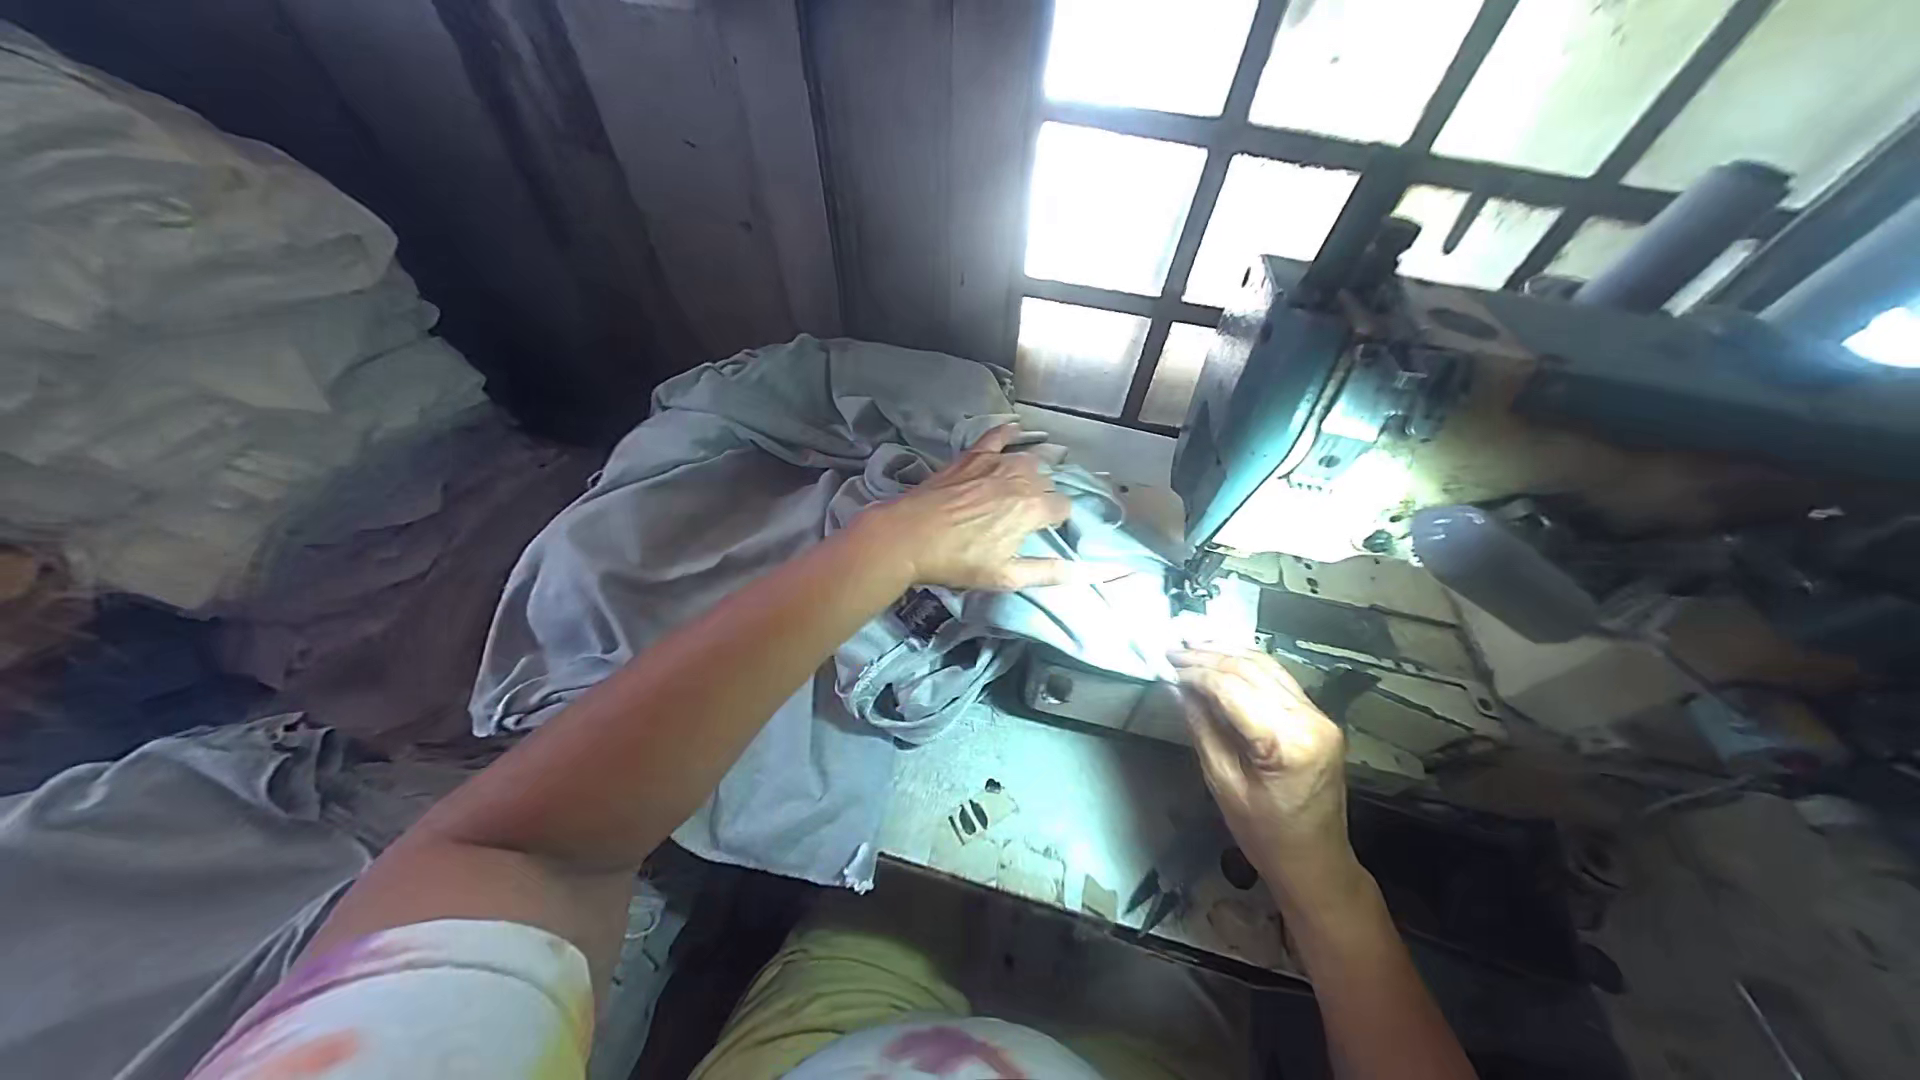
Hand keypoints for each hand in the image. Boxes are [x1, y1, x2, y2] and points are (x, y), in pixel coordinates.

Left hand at [856, 424, 1074, 589]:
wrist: (910, 536)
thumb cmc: (957, 560)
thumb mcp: (1005, 576)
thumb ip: (1045, 572)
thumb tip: (1079, 573)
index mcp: (1033, 509)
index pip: (1063, 507)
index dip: (1058, 519)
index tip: (1046, 530)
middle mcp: (1021, 478)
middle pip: (1048, 482)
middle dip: (1044, 496)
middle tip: (1027, 515)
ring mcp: (996, 462)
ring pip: (1029, 459)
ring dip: (1032, 471)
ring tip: (1025, 484)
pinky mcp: (972, 455)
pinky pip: (998, 435)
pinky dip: (1009, 432)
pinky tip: (1016, 430)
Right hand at [1170, 646, 1364, 910]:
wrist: (1315, 861)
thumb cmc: (1265, 834)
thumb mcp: (1223, 783)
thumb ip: (1202, 727)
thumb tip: (1179, 687)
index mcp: (1288, 742)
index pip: (1233, 689)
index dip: (1196, 672)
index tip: (1167, 664)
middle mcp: (1310, 720)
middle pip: (1251, 671)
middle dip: (1208, 656)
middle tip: (1174, 649)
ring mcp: (1318, 716)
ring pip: (1266, 666)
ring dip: (1227, 651)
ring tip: (1192, 643)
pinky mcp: (1317, 717)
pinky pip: (1278, 679)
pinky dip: (1247, 663)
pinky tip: (1223, 656)